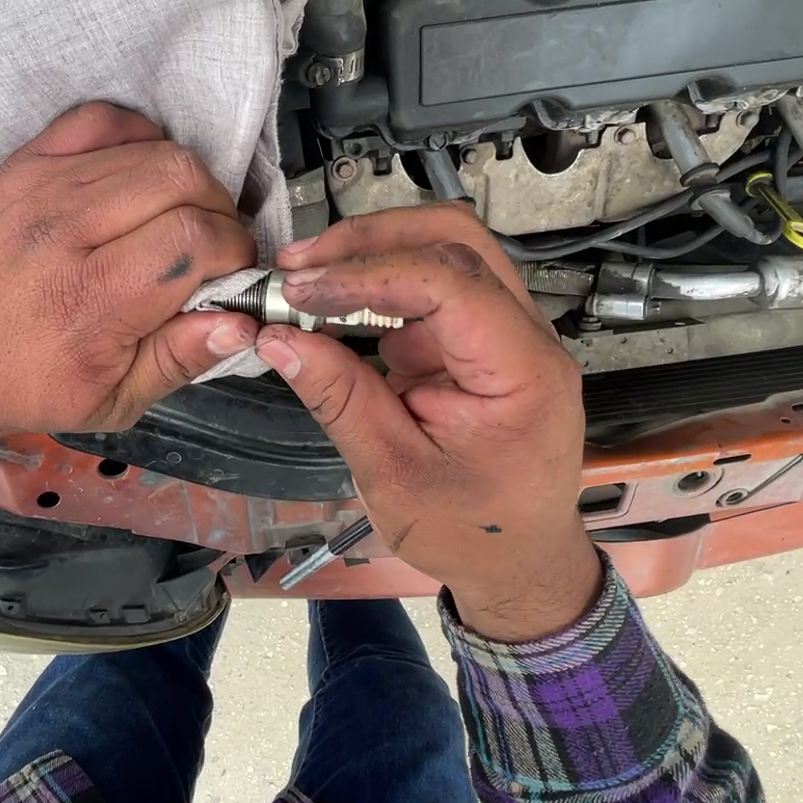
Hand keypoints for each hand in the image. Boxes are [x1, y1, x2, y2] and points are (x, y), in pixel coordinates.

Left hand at [0, 103, 258, 446]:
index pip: (193, 238)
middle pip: (181, 178)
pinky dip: (138, 140)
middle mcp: (64, 232)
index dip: (232, 251)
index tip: (231, 272)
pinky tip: (140, 180)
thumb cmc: (31, 385)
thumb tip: (242, 321)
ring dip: (186, 182)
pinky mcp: (24, 164)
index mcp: (90, 300)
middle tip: (213, 245)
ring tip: (179, 219)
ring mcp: (39, 187)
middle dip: (219, 211)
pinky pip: (102, 118)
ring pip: (152, 148)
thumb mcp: (115, 401)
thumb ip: (181, 359)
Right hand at [256, 204, 598, 641]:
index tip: (299, 288)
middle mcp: (525, 336)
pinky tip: (331, 308)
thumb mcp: (393, 475)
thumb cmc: (470, 532)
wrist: (520, 563)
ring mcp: (502, 334)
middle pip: (456, 240)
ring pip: (443, 253)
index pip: (449, 282)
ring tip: (304, 280)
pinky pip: (426, 292)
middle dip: (372, 239)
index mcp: (523, 371)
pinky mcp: (476, 342)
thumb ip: (340, 398)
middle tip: (300, 264)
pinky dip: (374, 291)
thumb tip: (278, 338)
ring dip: (371, 256)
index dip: (368, 274)